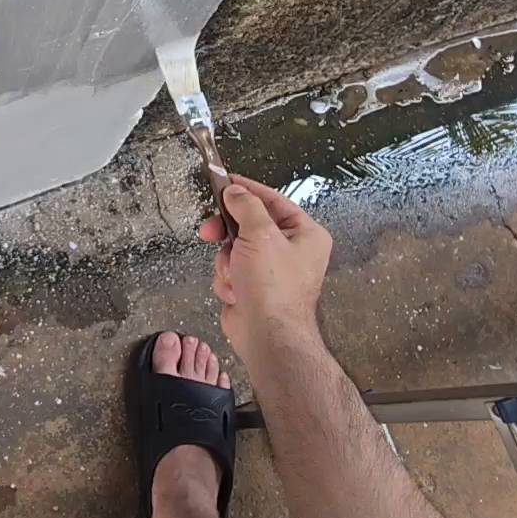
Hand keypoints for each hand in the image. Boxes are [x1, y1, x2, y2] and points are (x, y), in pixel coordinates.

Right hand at [200, 175, 331, 353]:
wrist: (266, 336)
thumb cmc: (274, 289)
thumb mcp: (260, 233)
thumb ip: (246, 205)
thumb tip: (235, 192)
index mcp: (305, 234)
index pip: (273, 200)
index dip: (247, 190)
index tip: (226, 181)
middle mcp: (291, 251)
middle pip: (249, 225)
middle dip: (228, 233)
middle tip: (211, 230)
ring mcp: (271, 271)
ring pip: (234, 249)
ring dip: (227, 261)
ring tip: (234, 274)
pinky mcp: (252, 288)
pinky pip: (229, 270)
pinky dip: (227, 280)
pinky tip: (236, 292)